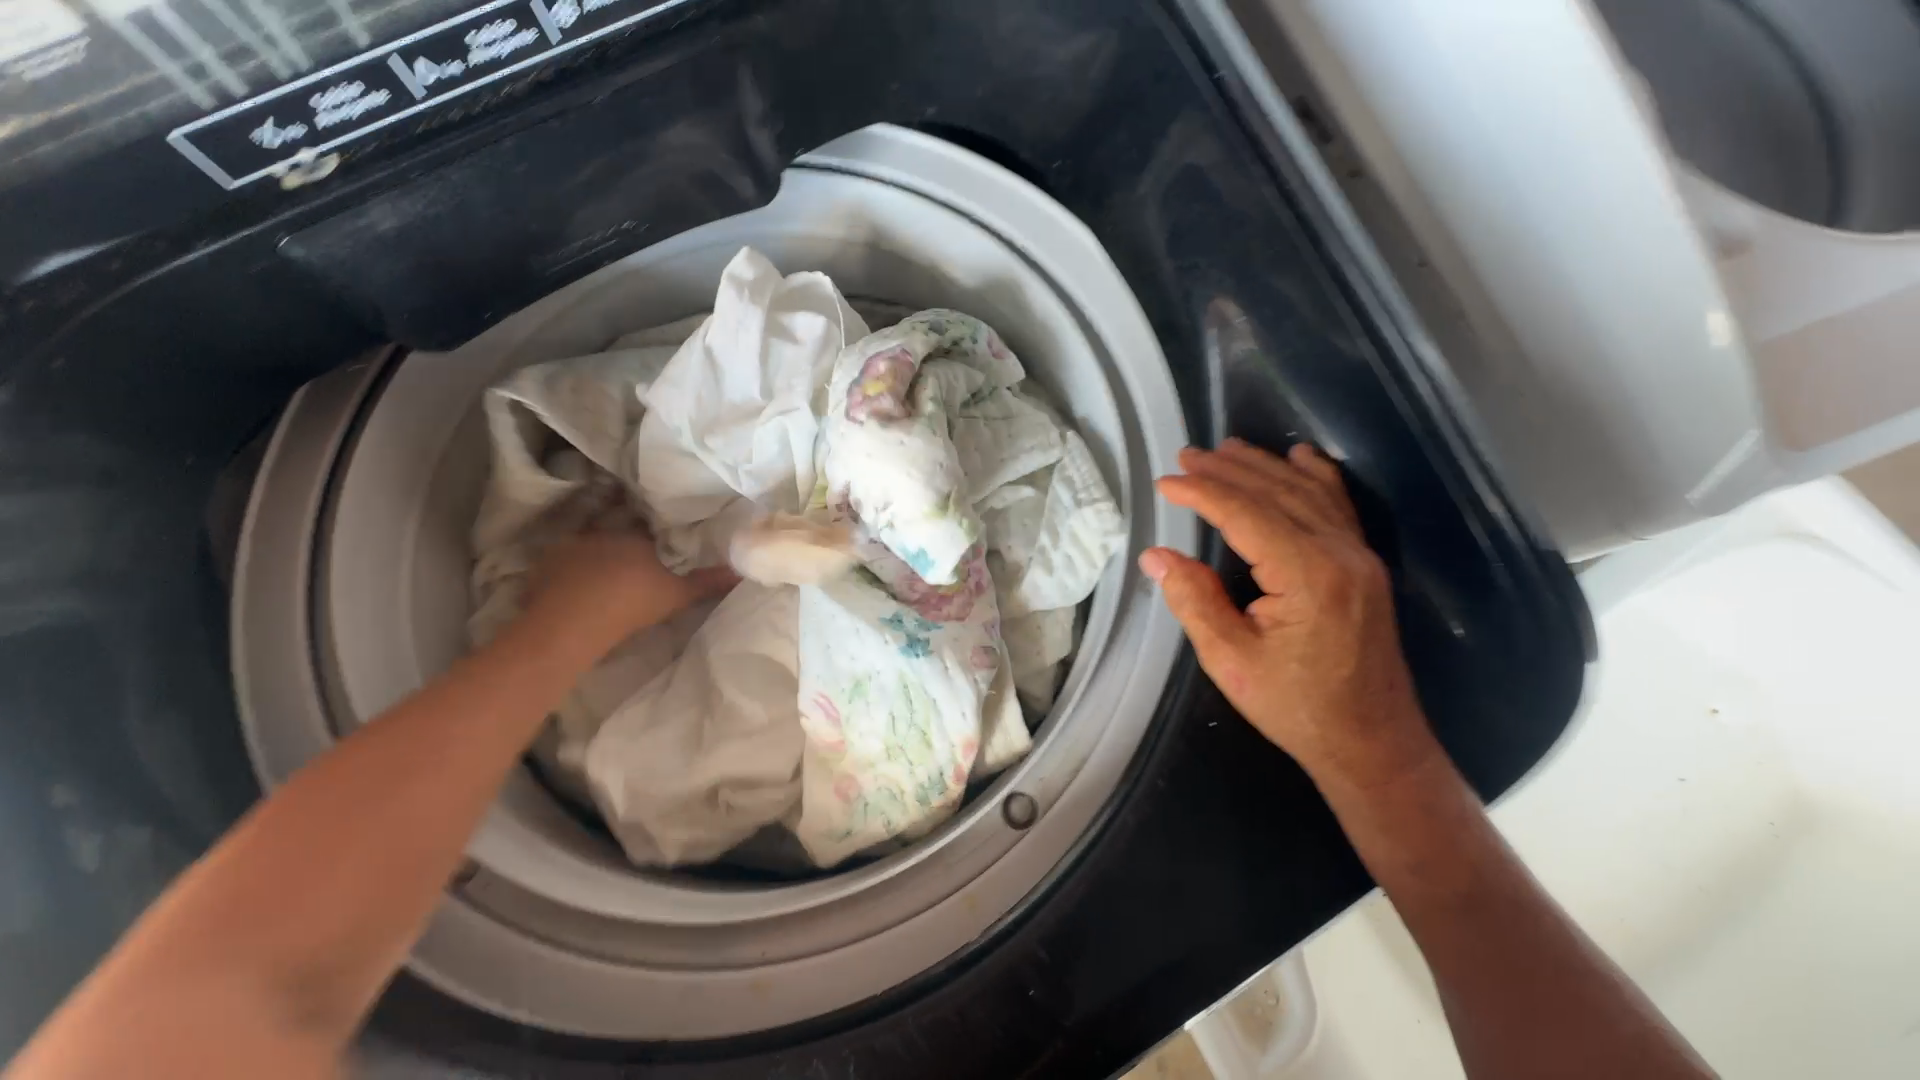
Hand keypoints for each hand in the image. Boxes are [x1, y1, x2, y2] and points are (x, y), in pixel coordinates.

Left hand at [523, 529, 736, 646]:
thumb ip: (707, 582)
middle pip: (617, 530)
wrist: (571, 624)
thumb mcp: (676, 595)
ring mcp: (571, 546)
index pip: (649, 525)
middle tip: (633, 555)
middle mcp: (604, 531)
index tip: (660, 541)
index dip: (654, 533)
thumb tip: (741, 570)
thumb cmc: (631, 603)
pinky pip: (562, 561)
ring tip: (603, 569)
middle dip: (623, 539)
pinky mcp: (547, 564)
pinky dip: (569, 569)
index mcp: (637, 535)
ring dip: (595, 554)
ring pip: (588, 544)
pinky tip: (574, 585)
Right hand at [1141, 439, 1436, 789]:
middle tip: (1188, 455)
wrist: (1371, 741)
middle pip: (1278, 492)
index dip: (1202, 493)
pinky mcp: (1365, 566)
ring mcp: (1359, 556)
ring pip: (1309, 492)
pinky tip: (1301, 458)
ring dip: (1265, 466)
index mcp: (1308, 574)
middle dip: (1229, 470)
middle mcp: (1340, 552)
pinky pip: (1339, 506)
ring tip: (1227, 448)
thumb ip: (1195, 601)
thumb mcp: (1231, 661)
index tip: (1166, 481)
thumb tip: (1157, 556)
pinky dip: (1316, 477)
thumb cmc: (1296, 707)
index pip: (1245, 514)